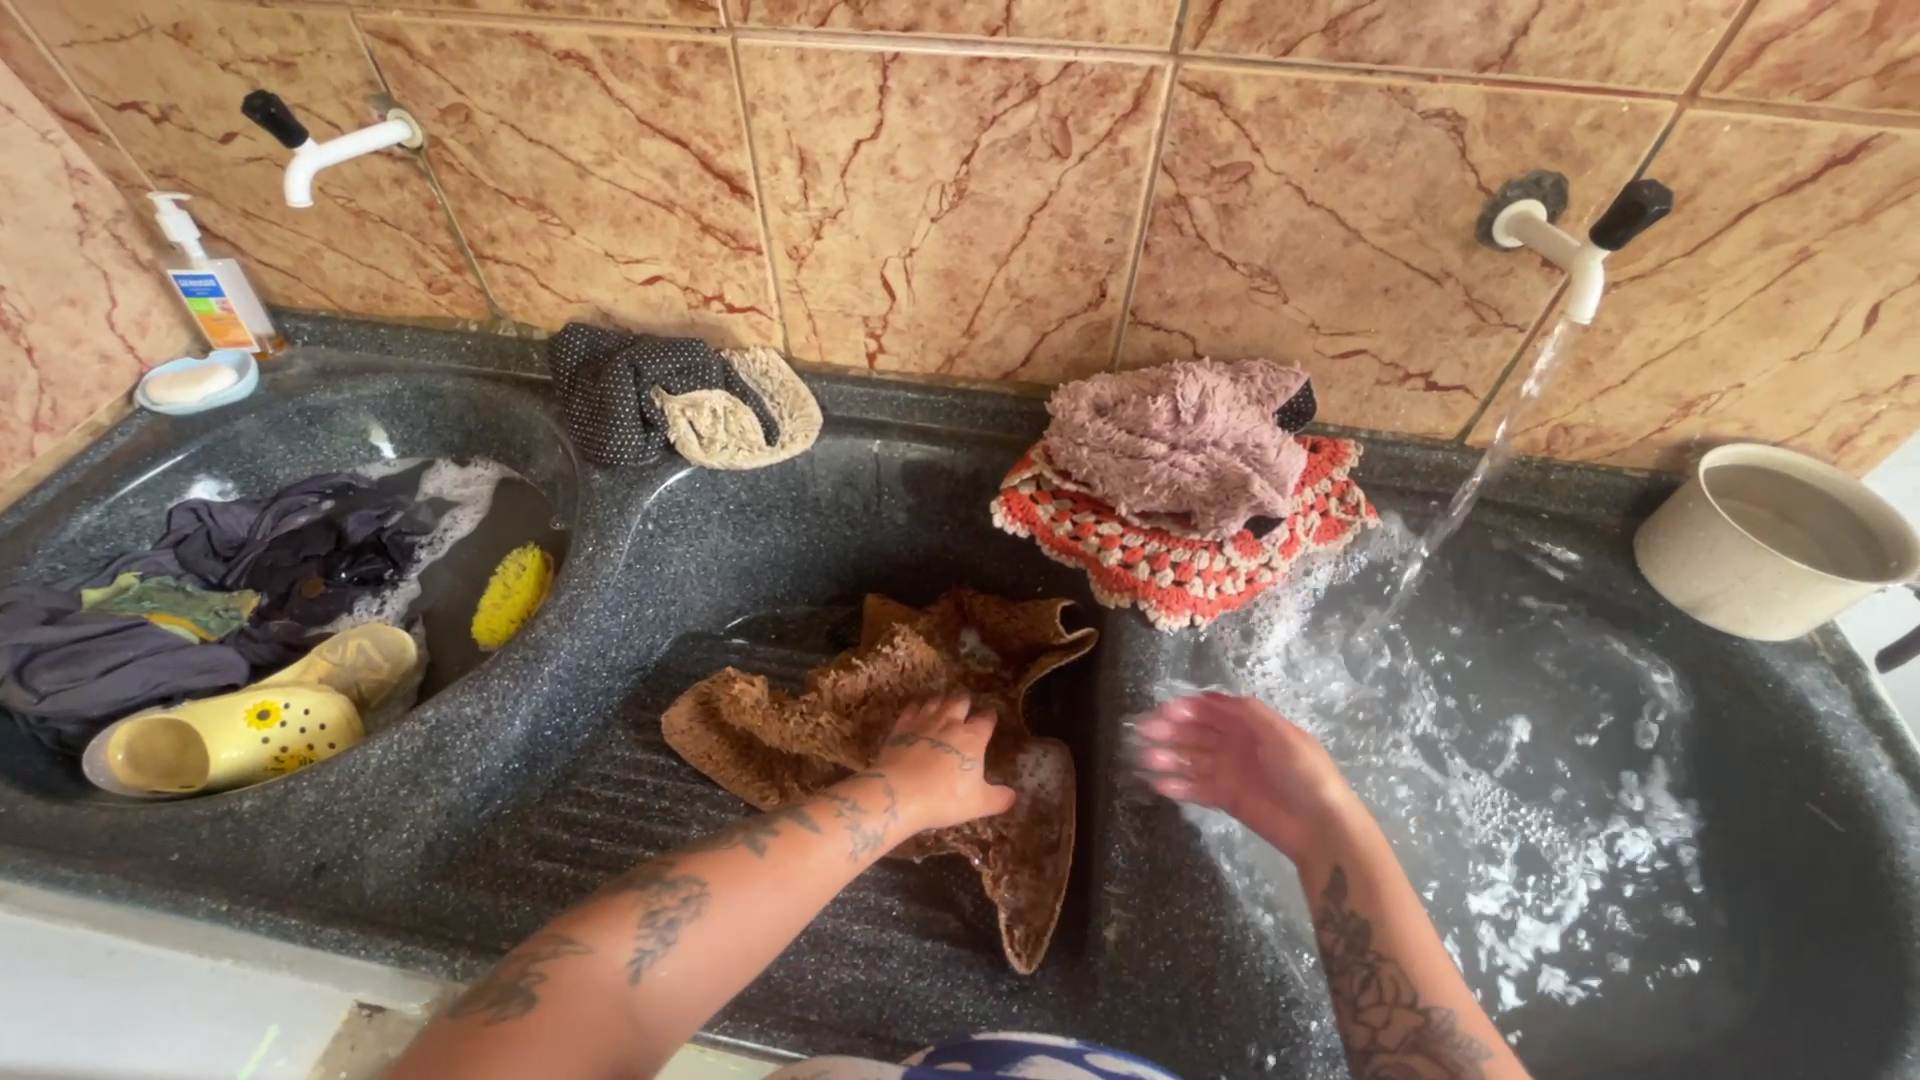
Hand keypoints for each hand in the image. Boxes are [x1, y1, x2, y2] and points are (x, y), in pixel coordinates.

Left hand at [873, 693, 1017, 831]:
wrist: (899, 794)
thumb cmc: (944, 799)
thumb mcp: (978, 804)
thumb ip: (998, 799)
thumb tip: (1013, 796)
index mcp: (972, 737)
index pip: (986, 719)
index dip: (990, 717)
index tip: (990, 718)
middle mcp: (950, 722)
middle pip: (960, 700)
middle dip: (965, 701)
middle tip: (966, 704)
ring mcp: (924, 721)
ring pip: (936, 700)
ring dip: (942, 701)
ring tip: (944, 704)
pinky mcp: (902, 726)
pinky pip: (912, 709)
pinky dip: (917, 708)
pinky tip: (917, 712)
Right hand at [1136, 692, 1360, 861]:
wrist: (1322, 826)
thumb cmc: (1305, 773)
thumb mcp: (1283, 735)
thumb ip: (1249, 713)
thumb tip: (1213, 697)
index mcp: (1251, 726)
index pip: (1212, 711)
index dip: (1187, 708)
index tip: (1163, 711)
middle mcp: (1237, 745)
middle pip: (1197, 734)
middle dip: (1170, 731)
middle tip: (1144, 732)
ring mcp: (1230, 773)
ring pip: (1192, 760)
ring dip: (1169, 758)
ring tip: (1146, 759)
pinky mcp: (1227, 799)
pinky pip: (1197, 788)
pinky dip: (1179, 786)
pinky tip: (1160, 784)